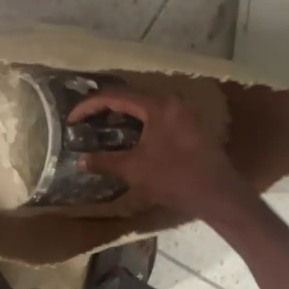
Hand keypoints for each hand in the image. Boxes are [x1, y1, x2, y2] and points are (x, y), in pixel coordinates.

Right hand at [71, 88, 259, 222]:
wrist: (216, 192)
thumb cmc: (174, 178)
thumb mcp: (134, 170)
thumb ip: (104, 161)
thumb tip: (80, 161)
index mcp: (157, 105)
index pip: (115, 96)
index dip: (89, 106)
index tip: (71, 119)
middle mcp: (171, 101)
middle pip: (130, 95)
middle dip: (104, 107)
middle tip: (84, 120)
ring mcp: (182, 112)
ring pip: (144, 105)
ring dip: (121, 114)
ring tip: (101, 128)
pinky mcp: (188, 124)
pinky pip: (155, 114)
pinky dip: (137, 121)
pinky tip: (127, 136)